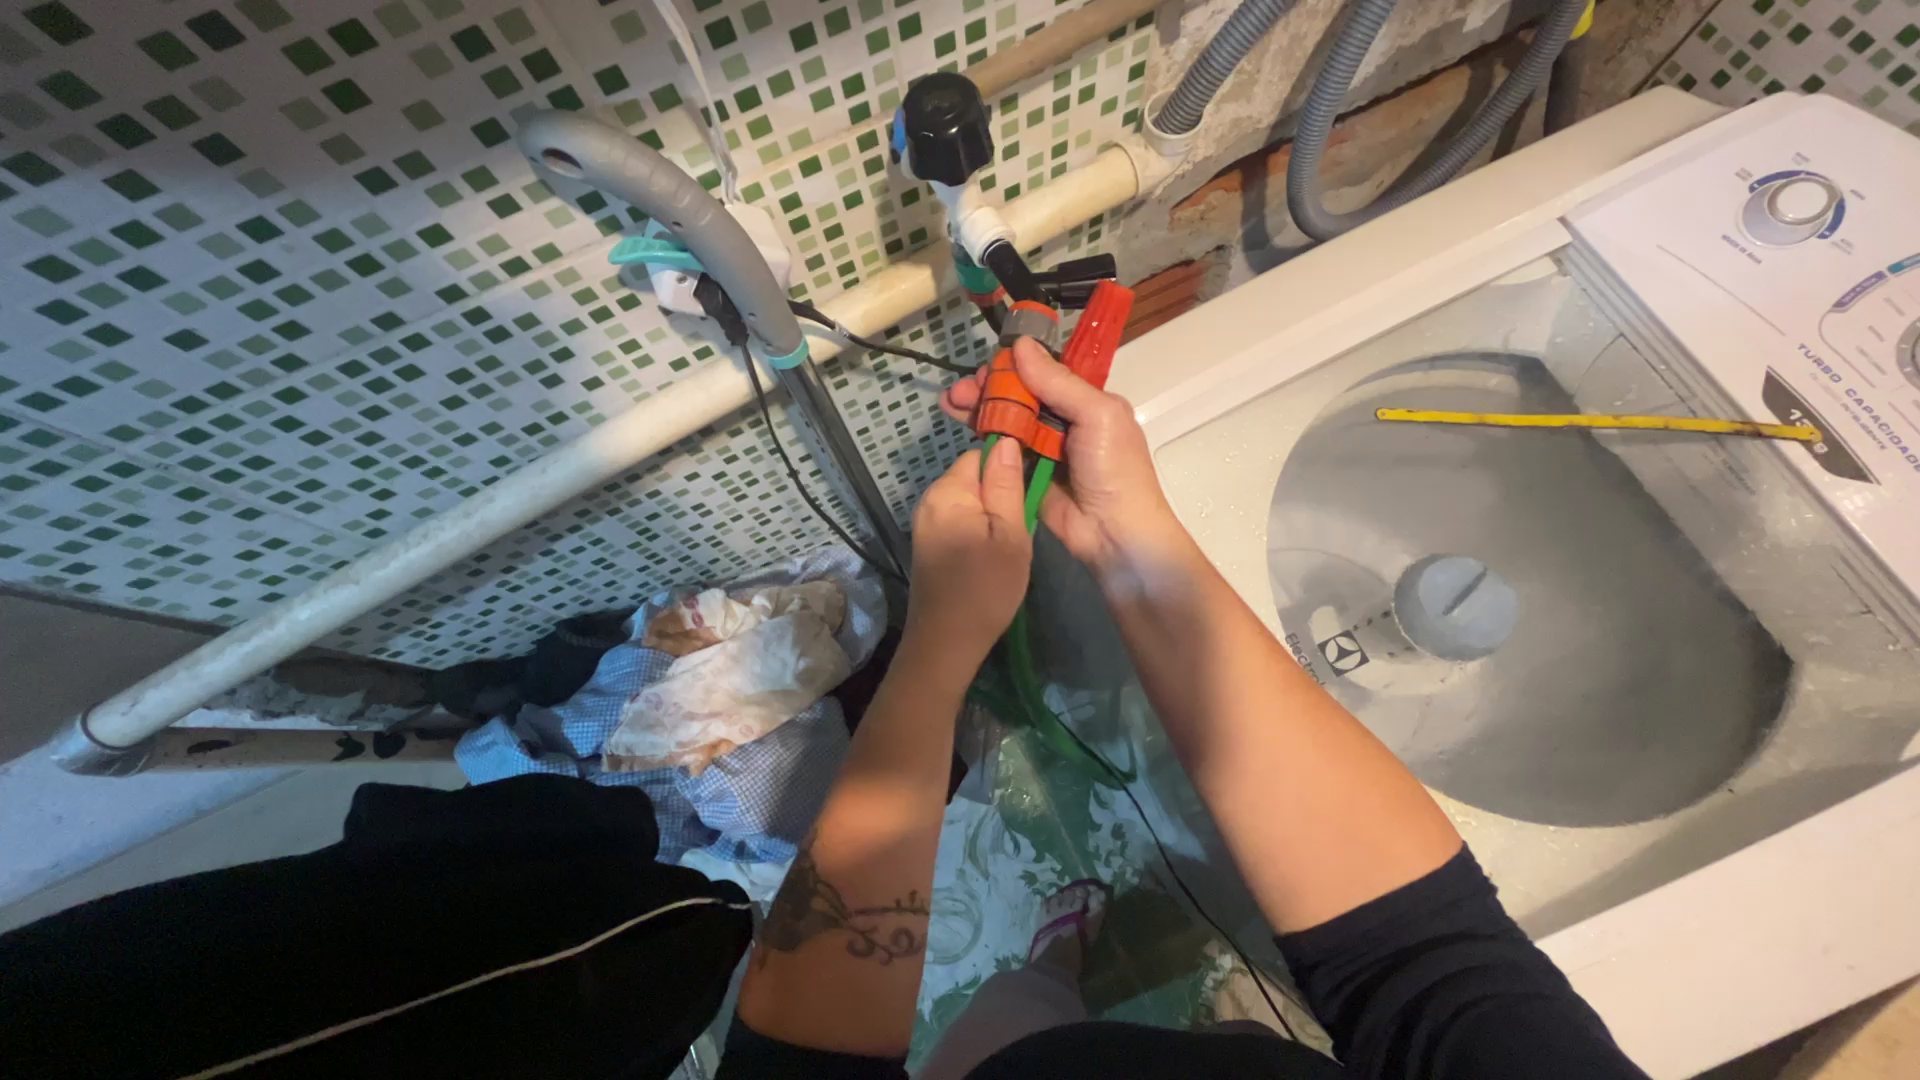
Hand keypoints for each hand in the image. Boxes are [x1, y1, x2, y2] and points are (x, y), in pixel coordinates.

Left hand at [904, 437, 1031, 657]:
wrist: (946, 643)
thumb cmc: (984, 590)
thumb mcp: (1008, 536)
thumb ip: (1007, 486)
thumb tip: (1006, 440)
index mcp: (947, 492)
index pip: (980, 455)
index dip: (1008, 466)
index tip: (1031, 489)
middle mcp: (929, 501)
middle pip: (973, 477)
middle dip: (1000, 493)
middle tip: (1023, 522)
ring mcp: (926, 523)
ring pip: (969, 501)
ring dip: (991, 514)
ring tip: (1011, 539)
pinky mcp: (929, 544)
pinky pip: (959, 520)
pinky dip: (978, 529)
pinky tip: (992, 552)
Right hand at [940, 337, 1188, 579]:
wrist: (1114, 533)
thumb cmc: (1115, 469)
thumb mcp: (1096, 415)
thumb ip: (1058, 382)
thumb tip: (1021, 345)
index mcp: (1085, 401)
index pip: (1044, 373)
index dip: (1015, 365)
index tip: (989, 362)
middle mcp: (1062, 421)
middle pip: (1018, 395)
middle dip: (988, 388)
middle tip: (961, 389)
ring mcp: (1041, 449)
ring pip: (1004, 420)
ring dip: (978, 408)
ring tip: (951, 401)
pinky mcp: (1024, 475)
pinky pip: (999, 450)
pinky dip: (979, 436)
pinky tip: (960, 421)